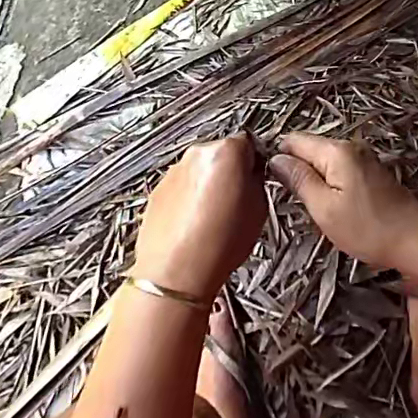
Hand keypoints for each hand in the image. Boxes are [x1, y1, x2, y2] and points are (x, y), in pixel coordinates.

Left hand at [133, 133, 265, 299]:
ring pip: (201, 170)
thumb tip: (254, 174)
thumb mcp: (259, 208)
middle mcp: (197, 154)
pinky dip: (190, 198)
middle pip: (223, 152)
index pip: (249, 142)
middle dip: (230, 172)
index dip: (255, 162)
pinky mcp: (158, 190)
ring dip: (209, 185)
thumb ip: (258, 180)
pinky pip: (182, 186)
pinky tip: (196, 223)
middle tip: (238, 201)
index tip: (256, 177)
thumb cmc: (216, 245)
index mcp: (227, 151)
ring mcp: (175, 171)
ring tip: (215, 218)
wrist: (175, 275)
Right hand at [268, 134, 417, 270]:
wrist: (414, 239)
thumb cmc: (367, 228)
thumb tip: (275, 159)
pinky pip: (339, 170)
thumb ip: (298, 180)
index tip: (269, 181)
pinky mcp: (371, 172)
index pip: (294, 140)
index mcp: (336, 151)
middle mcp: (350, 146)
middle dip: (296, 169)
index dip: (278, 156)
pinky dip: (329, 183)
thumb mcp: (323, 208)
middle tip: (290, 200)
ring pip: (324, 161)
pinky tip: (330, 205)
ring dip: (313, 179)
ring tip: (310, 206)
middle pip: (310, 149)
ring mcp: (363, 157)